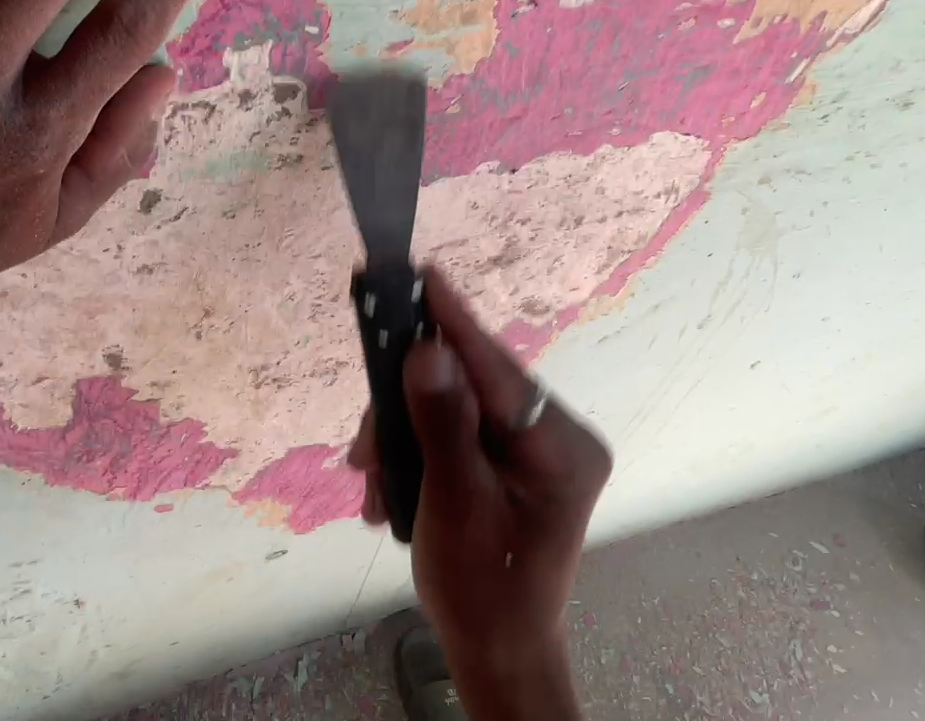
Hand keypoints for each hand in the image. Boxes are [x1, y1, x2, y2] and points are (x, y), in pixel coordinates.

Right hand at [348, 271, 611, 690]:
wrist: (496, 649)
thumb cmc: (481, 588)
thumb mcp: (455, 505)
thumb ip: (442, 424)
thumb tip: (427, 348)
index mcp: (561, 447)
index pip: (498, 371)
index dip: (454, 323)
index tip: (424, 276)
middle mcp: (556, 436)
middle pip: (469, 386)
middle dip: (406, 409)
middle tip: (364, 451)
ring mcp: (535, 447)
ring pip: (452, 406)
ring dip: (403, 436)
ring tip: (374, 483)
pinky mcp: (511, 458)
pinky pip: (454, 428)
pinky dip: (415, 450)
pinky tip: (390, 488)